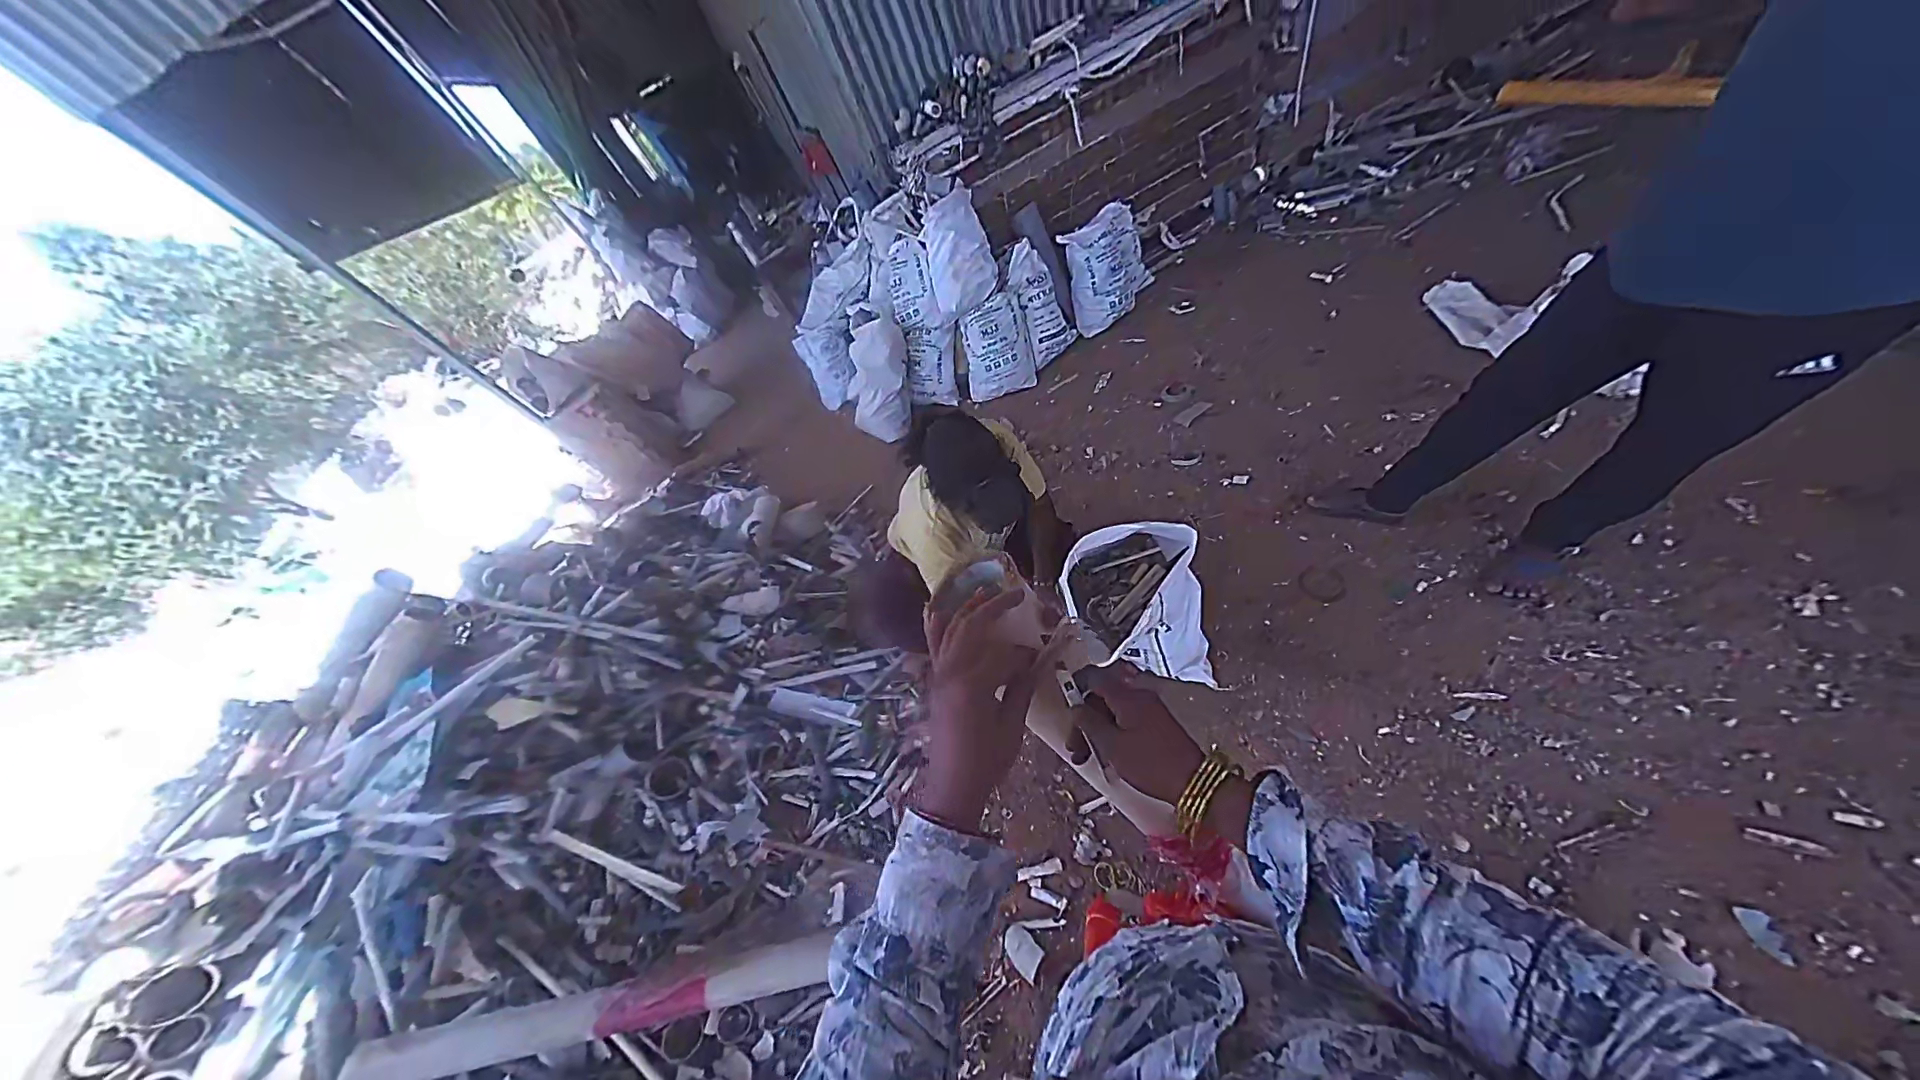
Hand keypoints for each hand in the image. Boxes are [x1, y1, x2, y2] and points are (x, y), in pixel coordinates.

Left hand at [909, 586, 1047, 830]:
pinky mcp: (934, 679)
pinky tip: (936, 605)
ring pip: (951, 629)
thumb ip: (1023, 687)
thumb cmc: (986, 760)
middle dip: (994, 607)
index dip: (1025, 653)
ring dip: (967, 607)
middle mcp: (951, 672)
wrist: (953, 783)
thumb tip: (1039, 659)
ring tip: (985, 589)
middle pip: (972, 627)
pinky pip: (932, 644)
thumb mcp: (1012, 726)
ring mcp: (938, 674)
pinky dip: (934, 623)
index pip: (1004, 654)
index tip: (1040, 656)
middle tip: (1015, 594)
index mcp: (973, 685)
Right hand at [1074, 668, 1253, 841]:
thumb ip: (1089, 722)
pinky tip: (1108, 755)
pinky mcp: (1156, 724)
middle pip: (1102, 698)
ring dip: (1096, 730)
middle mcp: (1139, 696)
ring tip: (1087, 758)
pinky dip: (1112, 733)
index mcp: (1127, 696)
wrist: (1193, 782)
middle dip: (1084, 720)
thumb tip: (1075, 707)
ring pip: (1113, 711)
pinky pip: (1126, 720)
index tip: (1065, 705)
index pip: (1094, 677)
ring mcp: (1150, 709)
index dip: (1076, 686)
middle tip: (1075, 748)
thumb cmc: (1149, 764)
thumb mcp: (1112, 745)